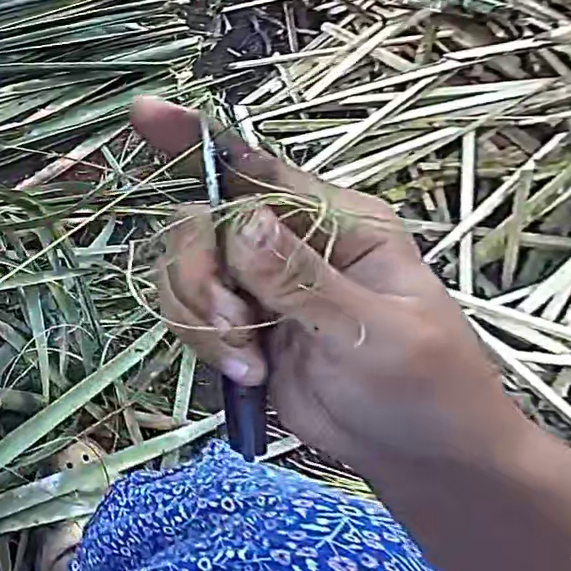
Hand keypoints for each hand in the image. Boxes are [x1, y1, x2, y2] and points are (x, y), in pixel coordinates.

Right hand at [131, 97, 533, 473]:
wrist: (418, 456)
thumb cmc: (428, 388)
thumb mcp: (376, 334)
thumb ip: (302, 278)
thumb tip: (240, 220)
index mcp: (332, 220)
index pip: (252, 166)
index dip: (192, 138)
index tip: (142, 114)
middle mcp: (281, 239)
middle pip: (196, 222)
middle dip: (198, 273)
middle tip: (232, 323)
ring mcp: (251, 280)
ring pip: (180, 268)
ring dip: (199, 315)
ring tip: (248, 360)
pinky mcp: (230, 318)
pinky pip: (181, 309)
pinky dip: (199, 340)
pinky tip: (245, 372)